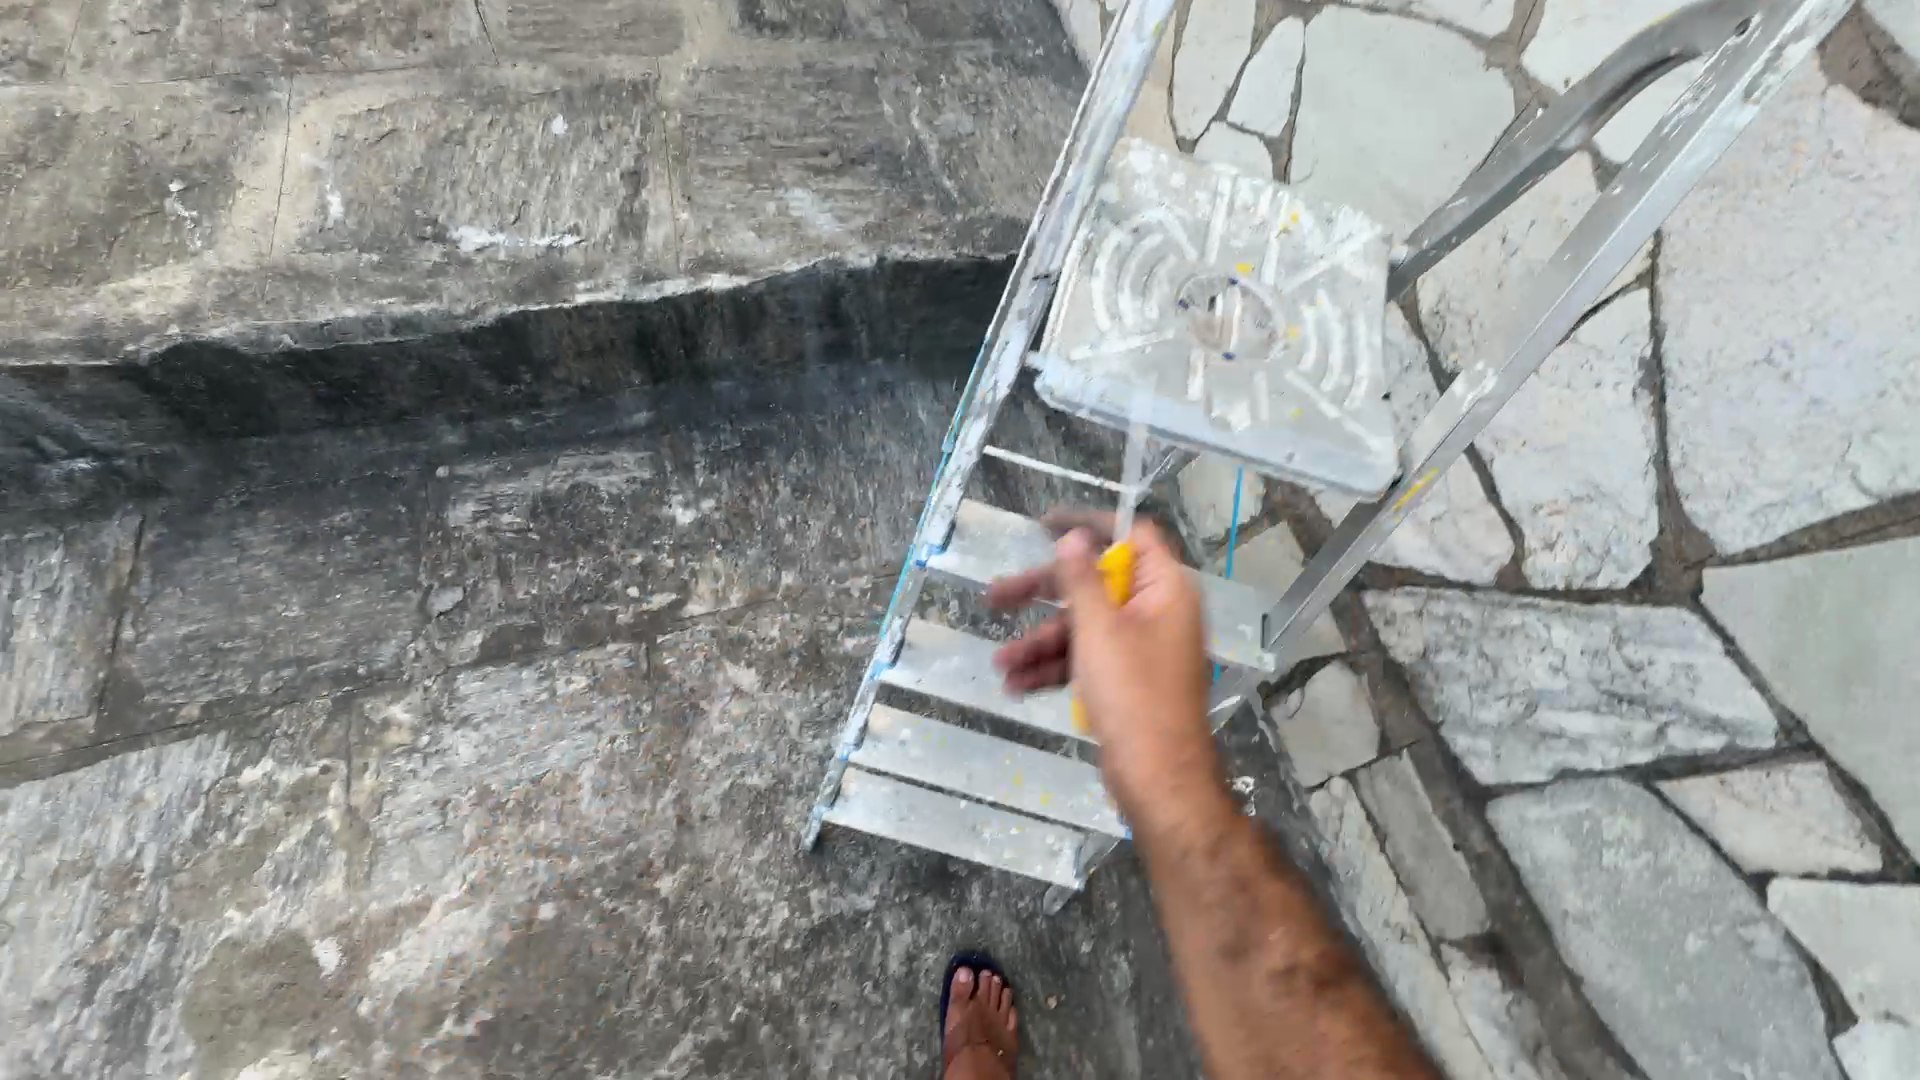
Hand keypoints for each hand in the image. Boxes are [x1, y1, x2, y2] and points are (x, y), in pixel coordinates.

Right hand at [988, 515, 1220, 816]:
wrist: (1158, 778)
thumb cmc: (1133, 694)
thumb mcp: (1099, 630)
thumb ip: (1082, 579)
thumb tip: (1074, 536)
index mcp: (1164, 589)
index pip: (1131, 535)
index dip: (1088, 525)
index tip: (1043, 525)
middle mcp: (1155, 611)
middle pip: (1093, 585)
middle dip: (1042, 597)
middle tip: (995, 597)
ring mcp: (1141, 648)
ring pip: (1083, 628)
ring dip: (1040, 643)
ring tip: (1000, 663)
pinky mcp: (1126, 679)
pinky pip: (1087, 660)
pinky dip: (1056, 669)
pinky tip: (1018, 685)